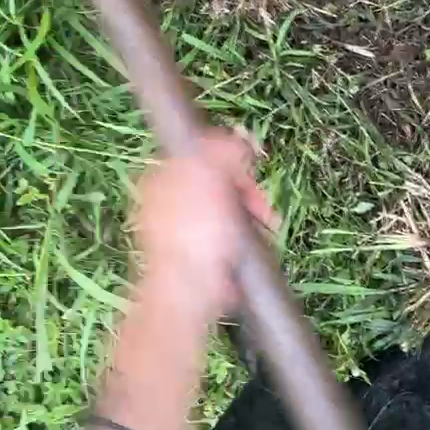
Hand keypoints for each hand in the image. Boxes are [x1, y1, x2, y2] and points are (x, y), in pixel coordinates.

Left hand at [129, 128, 276, 323]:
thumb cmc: (195, 232)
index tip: (249, 173)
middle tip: (262, 208)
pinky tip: (255, 252)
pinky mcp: (197, 259)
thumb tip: (238, 137)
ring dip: (253, 220)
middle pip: (217, 185)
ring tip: (267, 231)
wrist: (187, 292)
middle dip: (247, 194)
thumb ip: (222, 150)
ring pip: (226, 214)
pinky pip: (228, 242)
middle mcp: (167, 202)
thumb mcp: (209, 176)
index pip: (201, 153)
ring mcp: (181, 233)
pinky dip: (245, 245)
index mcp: (162, 176)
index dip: (231, 160)